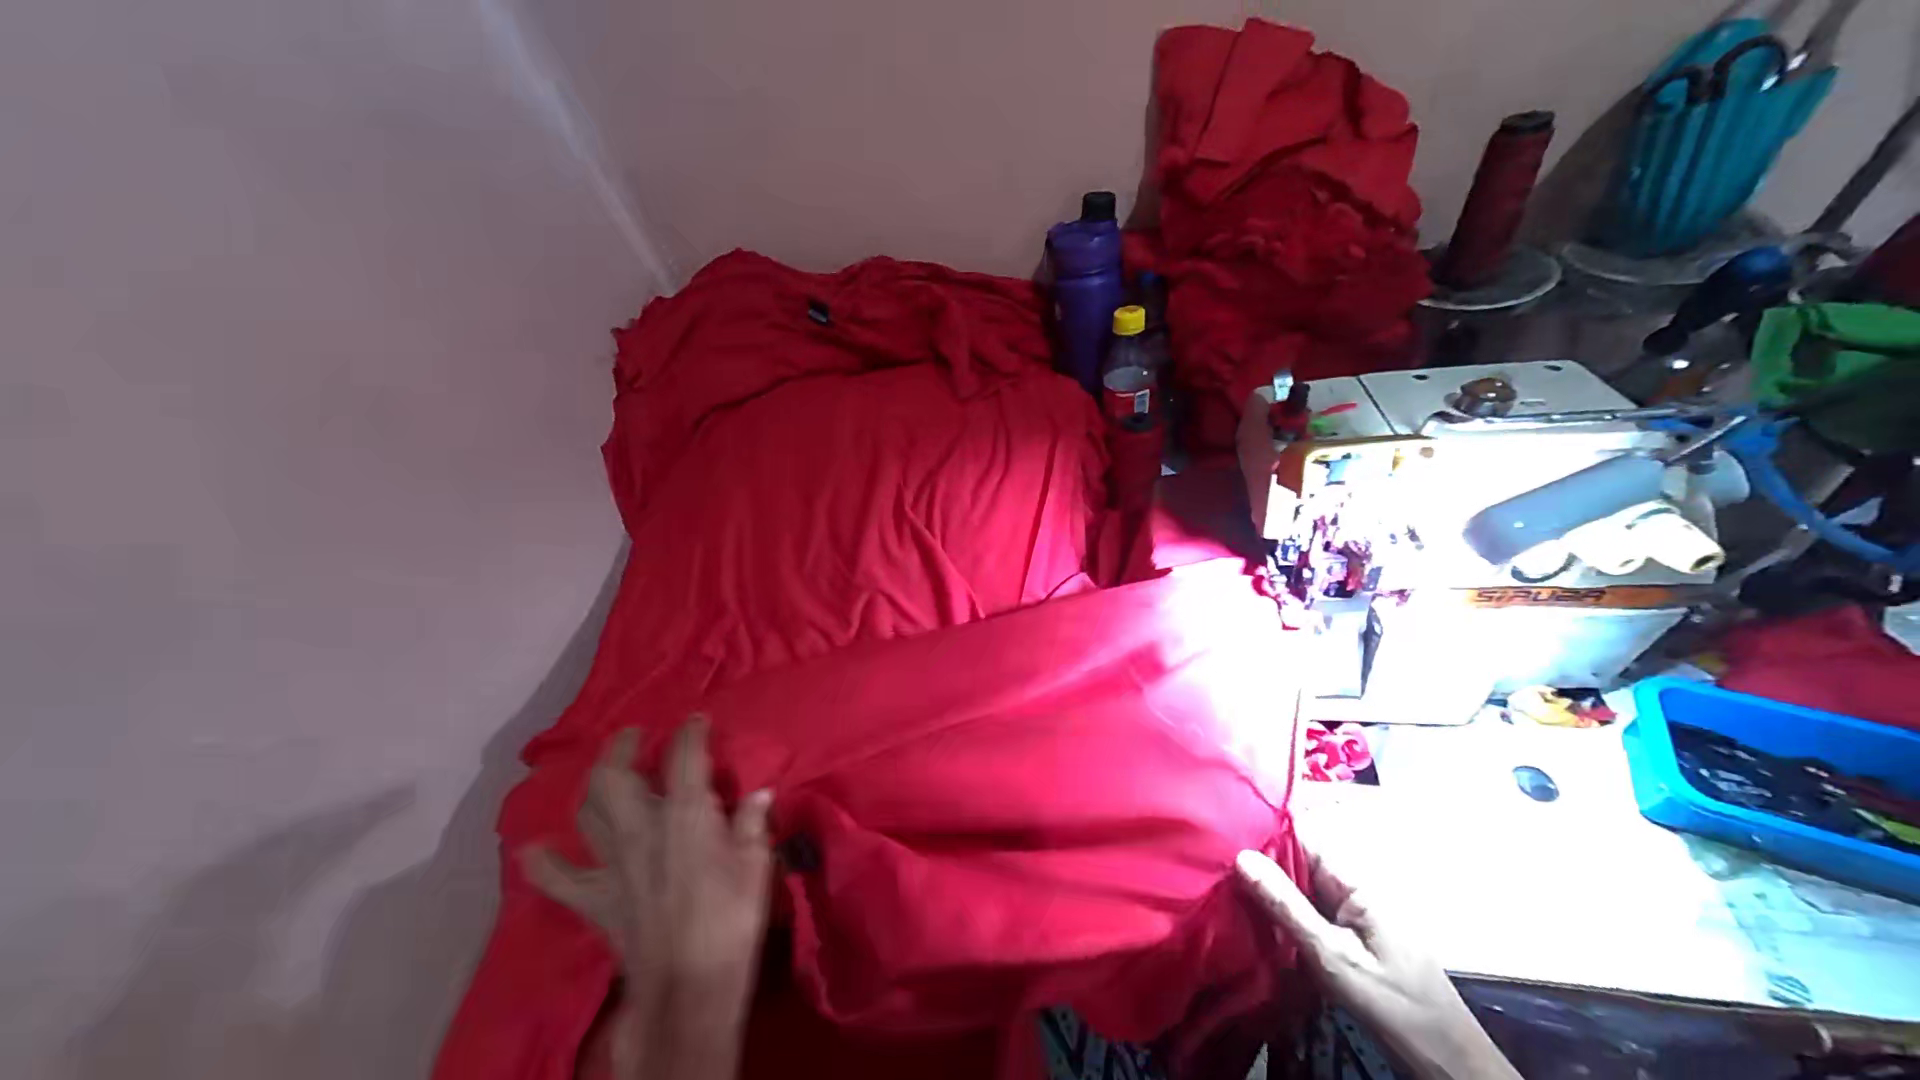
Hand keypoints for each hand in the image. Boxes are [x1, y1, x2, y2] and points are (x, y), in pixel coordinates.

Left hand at [522, 716, 773, 1079]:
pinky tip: (535, 849)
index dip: (690, 732)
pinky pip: (558, 879)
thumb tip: (758, 792)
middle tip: (634, 735)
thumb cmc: (733, 919)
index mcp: (687, 815)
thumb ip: (752, 823)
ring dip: (593, 785)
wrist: (690, 986)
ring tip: (603, 773)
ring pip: (588, 812)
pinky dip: (544, 862)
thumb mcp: (756, 864)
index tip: (696, 719)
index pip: (685, 757)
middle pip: (616, 776)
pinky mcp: (596, 899)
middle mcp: (642, 828)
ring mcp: (613, 864)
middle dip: (622, 747)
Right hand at [1236, 815, 1519, 1079]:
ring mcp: (1349, 910)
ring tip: (1220, 882)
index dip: (1262, 828)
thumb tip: (1241, 856)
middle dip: (1258, 859)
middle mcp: (1350, 886)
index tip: (1220, 829)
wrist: (1447, 1060)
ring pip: (1297, 883)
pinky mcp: (1346, 933)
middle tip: (1211, 860)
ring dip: (1266, 886)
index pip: (1300, 835)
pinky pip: (1305, 907)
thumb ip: (1286, 906)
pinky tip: (1250, 914)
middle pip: (1295, 857)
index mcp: (1353, 880)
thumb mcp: (1332, 956)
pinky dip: (1280, 909)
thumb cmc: (1393, 1004)